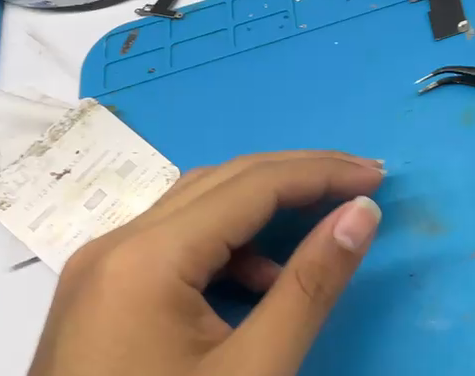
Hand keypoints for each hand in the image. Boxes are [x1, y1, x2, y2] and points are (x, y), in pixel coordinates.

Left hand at [28, 151, 384, 375]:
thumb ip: (311, 287)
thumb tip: (362, 211)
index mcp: (147, 258)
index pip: (254, 184)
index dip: (323, 173)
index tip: (379, 176)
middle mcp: (114, 246)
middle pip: (225, 181)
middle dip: (299, 177)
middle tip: (361, 184)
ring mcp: (97, 273)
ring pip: (197, 205)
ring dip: (263, 206)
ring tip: (319, 228)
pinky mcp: (95, 301)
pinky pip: (172, 242)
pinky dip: (226, 245)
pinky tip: (257, 283)